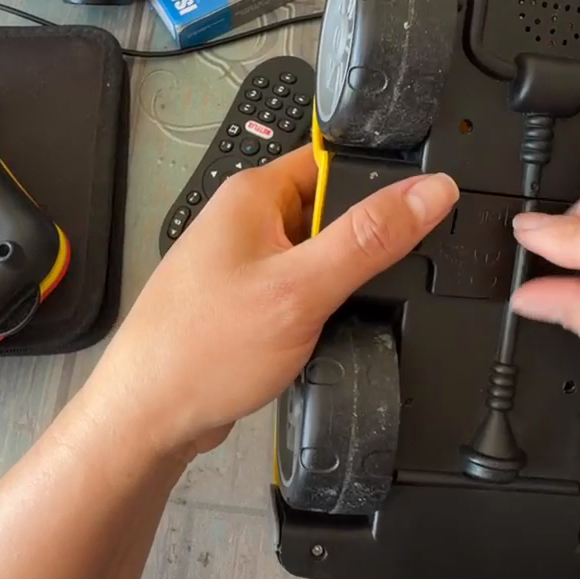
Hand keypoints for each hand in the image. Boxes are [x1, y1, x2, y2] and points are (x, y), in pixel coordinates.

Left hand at [82, 147, 458, 457]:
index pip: (333, 161)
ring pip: (318, 254)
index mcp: (254, 193)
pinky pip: (301, 287)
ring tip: (351, 305)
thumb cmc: (202, 347)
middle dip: (364, 238)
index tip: (423, 206)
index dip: (381, 179)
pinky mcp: (249, 298)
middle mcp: (248, 220)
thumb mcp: (301, 288)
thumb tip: (429, 192)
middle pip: (330, 209)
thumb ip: (368, 238)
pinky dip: (321, 303)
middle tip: (390, 269)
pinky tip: (330, 326)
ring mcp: (246, 261)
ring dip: (342, 277)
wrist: (150, 417)